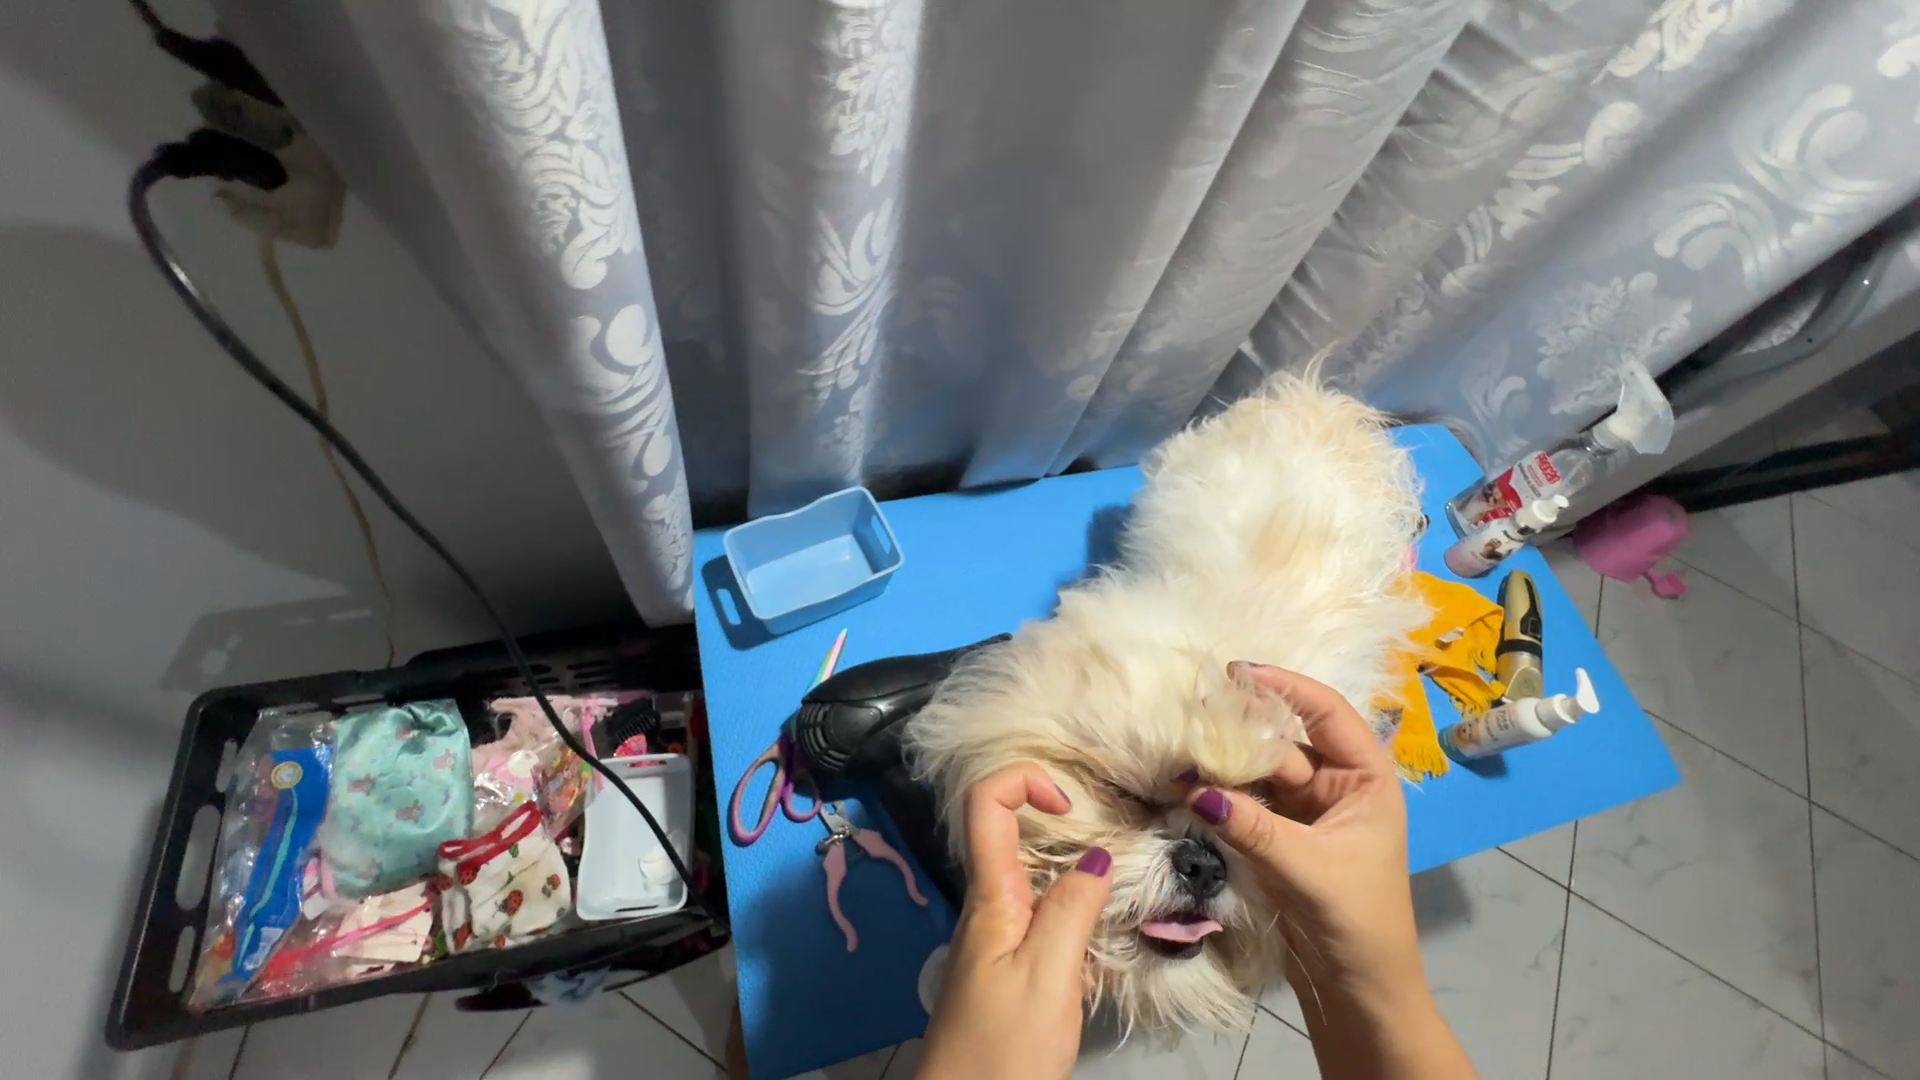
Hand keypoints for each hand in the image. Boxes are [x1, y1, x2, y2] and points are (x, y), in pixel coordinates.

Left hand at [914, 764, 1113, 1079]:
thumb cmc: (1004, 1047)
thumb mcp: (1049, 976)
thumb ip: (1073, 909)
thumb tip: (1098, 854)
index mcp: (991, 892)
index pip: (985, 803)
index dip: (1022, 780)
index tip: (1070, 805)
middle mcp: (989, 900)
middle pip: (1008, 828)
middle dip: (1056, 819)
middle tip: (1108, 837)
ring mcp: (997, 930)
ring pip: (1030, 871)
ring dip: (1072, 866)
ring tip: (1119, 882)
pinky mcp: (1009, 960)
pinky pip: (1040, 910)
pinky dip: (1073, 905)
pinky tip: (1102, 930)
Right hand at [1182, 663, 1419, 1004]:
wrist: (1358, 990)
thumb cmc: (1356, 920)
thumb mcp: (1307, 866)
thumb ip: (1250, 824)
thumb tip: (1193, 787)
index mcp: (1366, 779)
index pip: (1327, 713)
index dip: (1286, 687)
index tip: (1238, 671)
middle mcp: (1336, 785)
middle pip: (1284, 740)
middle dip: (1241, 728)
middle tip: (1194, 710)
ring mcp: (1304, 810)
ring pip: (1259, 770)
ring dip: (1224, 762)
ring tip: (1180, 749)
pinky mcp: (1279, 833)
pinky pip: (1245, 799)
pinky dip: (1219, 792)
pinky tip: (1187, 784)